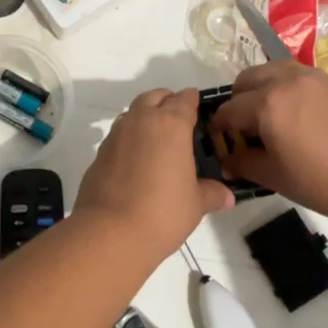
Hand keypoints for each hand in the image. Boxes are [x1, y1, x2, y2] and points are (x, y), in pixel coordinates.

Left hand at [76, 89, 234, 255]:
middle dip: (167, 102)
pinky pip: (119, 135)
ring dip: (145, 118)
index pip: (184, 99)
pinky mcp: (100, 152)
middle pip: (155, 96)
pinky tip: (136, 161)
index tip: (198, 108)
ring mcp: (117, 134)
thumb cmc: (163, 211)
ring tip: (157, 140)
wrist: (111, 230)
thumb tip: (226, 196)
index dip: (192, 101)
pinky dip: (129, 139)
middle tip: (179, 121)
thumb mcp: (196, 204)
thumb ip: (211, 193)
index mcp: (170, 124)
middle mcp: (142, 120)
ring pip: (133, 112)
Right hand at [209, 61, 327, 226]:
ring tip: (269, 116)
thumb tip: (226, 158)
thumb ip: (241, 162)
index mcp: (267, 104)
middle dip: (238, 102)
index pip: (228, 110)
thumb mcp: (272, 176)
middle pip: (245, 80)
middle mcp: (285, 80)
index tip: (219, 141)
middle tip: (244, 130)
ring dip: (260, 88)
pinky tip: (295, 113)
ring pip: (270, 70)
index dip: (219, 127)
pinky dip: (284, 86)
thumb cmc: (320, 184)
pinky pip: (294, 74)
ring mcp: (310, 77)